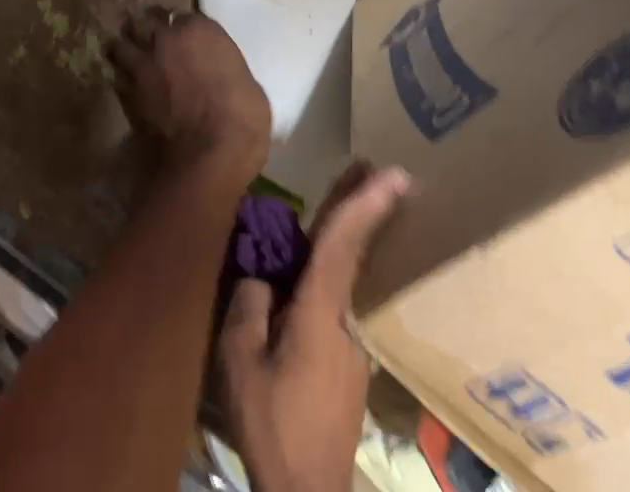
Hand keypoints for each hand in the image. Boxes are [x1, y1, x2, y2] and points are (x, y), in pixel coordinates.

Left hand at [107, 7, 270, 189]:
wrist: (206, 155)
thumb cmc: (241, 119)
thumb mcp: (246, 83)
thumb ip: (222, 67)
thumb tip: (215, 73)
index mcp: (199, 31)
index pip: (182, 15)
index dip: (181, 28)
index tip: (183, 39)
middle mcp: (164, 39)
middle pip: (143, 21)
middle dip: (146, 28)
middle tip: (150, 40)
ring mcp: (140, 63)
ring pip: (120, 43)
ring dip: (125, 49)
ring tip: (130, 57)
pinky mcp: (124, 89)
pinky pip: (115, 74)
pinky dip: (120, 77)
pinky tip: (127, 84)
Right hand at [218, 162, 410, 491]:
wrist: (306, 489)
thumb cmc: (269, 421)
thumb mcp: (239, 361)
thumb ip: (248, 308)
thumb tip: (262, 278)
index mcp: (318, 317)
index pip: (341, 249)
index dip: (362, 207)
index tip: (391, 174)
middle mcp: (344, 326)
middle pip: (353, 257)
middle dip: (365, 211)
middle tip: (374, 169)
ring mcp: (351, 349)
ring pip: (342, 284)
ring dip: (343, 243)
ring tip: (333, 209)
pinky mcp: (346, 368)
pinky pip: (333, 308)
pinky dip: (327, 278)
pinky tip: (303, 281)